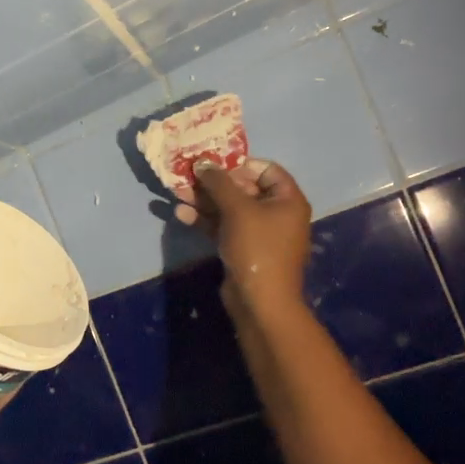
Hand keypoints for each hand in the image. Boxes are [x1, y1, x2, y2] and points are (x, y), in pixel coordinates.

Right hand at [175, 157, 311, 312]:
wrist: (259, 301)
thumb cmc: (257, 248)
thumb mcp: (238, 209)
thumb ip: (219, 182)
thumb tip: (202, 163)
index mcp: (287, 200)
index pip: (266, 169)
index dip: (239, 164)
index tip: (213, 164)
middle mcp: (276, 213)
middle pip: (243, 189)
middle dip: (213, 183)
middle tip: (187, 176)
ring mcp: (258, 233)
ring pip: (229, 209)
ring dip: (204, 201)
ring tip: (177, 193)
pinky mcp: (242, 249)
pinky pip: (223, 227)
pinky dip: (205, 220)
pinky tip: (181, 214)